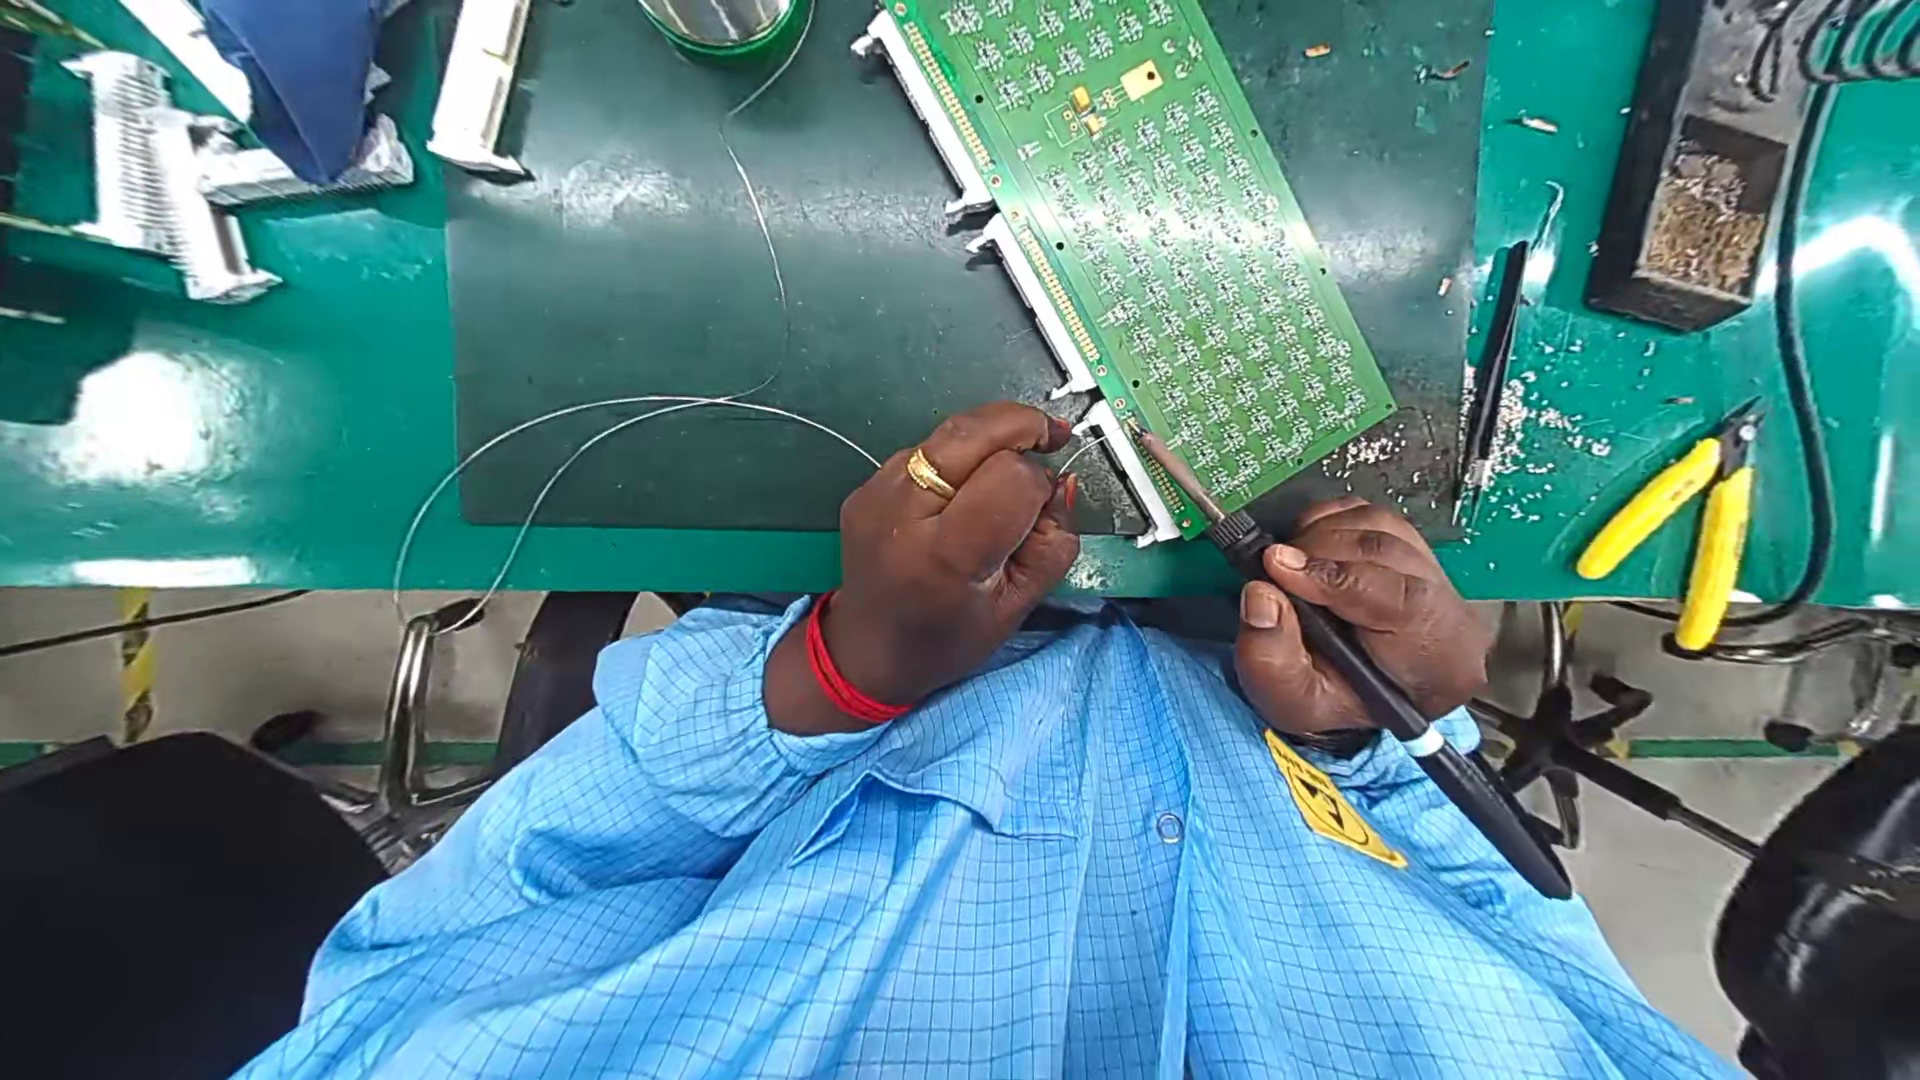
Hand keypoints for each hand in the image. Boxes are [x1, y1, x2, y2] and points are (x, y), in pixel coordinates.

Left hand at [765, 402, 1079, 734]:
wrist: (866, 650)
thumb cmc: (947, 640)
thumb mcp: (1017, 607)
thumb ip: (1053, 543)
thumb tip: (1061, 482)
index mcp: (943, 556)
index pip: (1010, 476)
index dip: (1039, 482)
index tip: (1046, 502)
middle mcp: (901, 513)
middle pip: (973, 431)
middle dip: (1022, 425)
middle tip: (1052, 438)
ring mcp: (876, 492)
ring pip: (950, 432)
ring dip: (990, 438)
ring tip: (1011, 465)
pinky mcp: (866, 486)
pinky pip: (927, 450)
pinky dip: (960, 455)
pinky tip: (967, 486)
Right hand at [1234, 496, 1489, 736]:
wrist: (1341, 698)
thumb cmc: (1324, 701)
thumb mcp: (1287, 698)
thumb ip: (1270, 655)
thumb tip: (1261, 594)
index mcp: (1437, 662)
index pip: (1402, 600)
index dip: (1336, 577)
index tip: (1277, 566)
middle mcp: (1448, 613)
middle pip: (1387, 554)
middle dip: (1317, 553)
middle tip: (1270, 566)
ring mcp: (1432, 575)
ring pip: (1379, 526)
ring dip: (1320, 536)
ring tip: (1287, 564)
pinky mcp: (1407, 550)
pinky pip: (1370, 515)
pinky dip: (1327, 522)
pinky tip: (1304, 549)